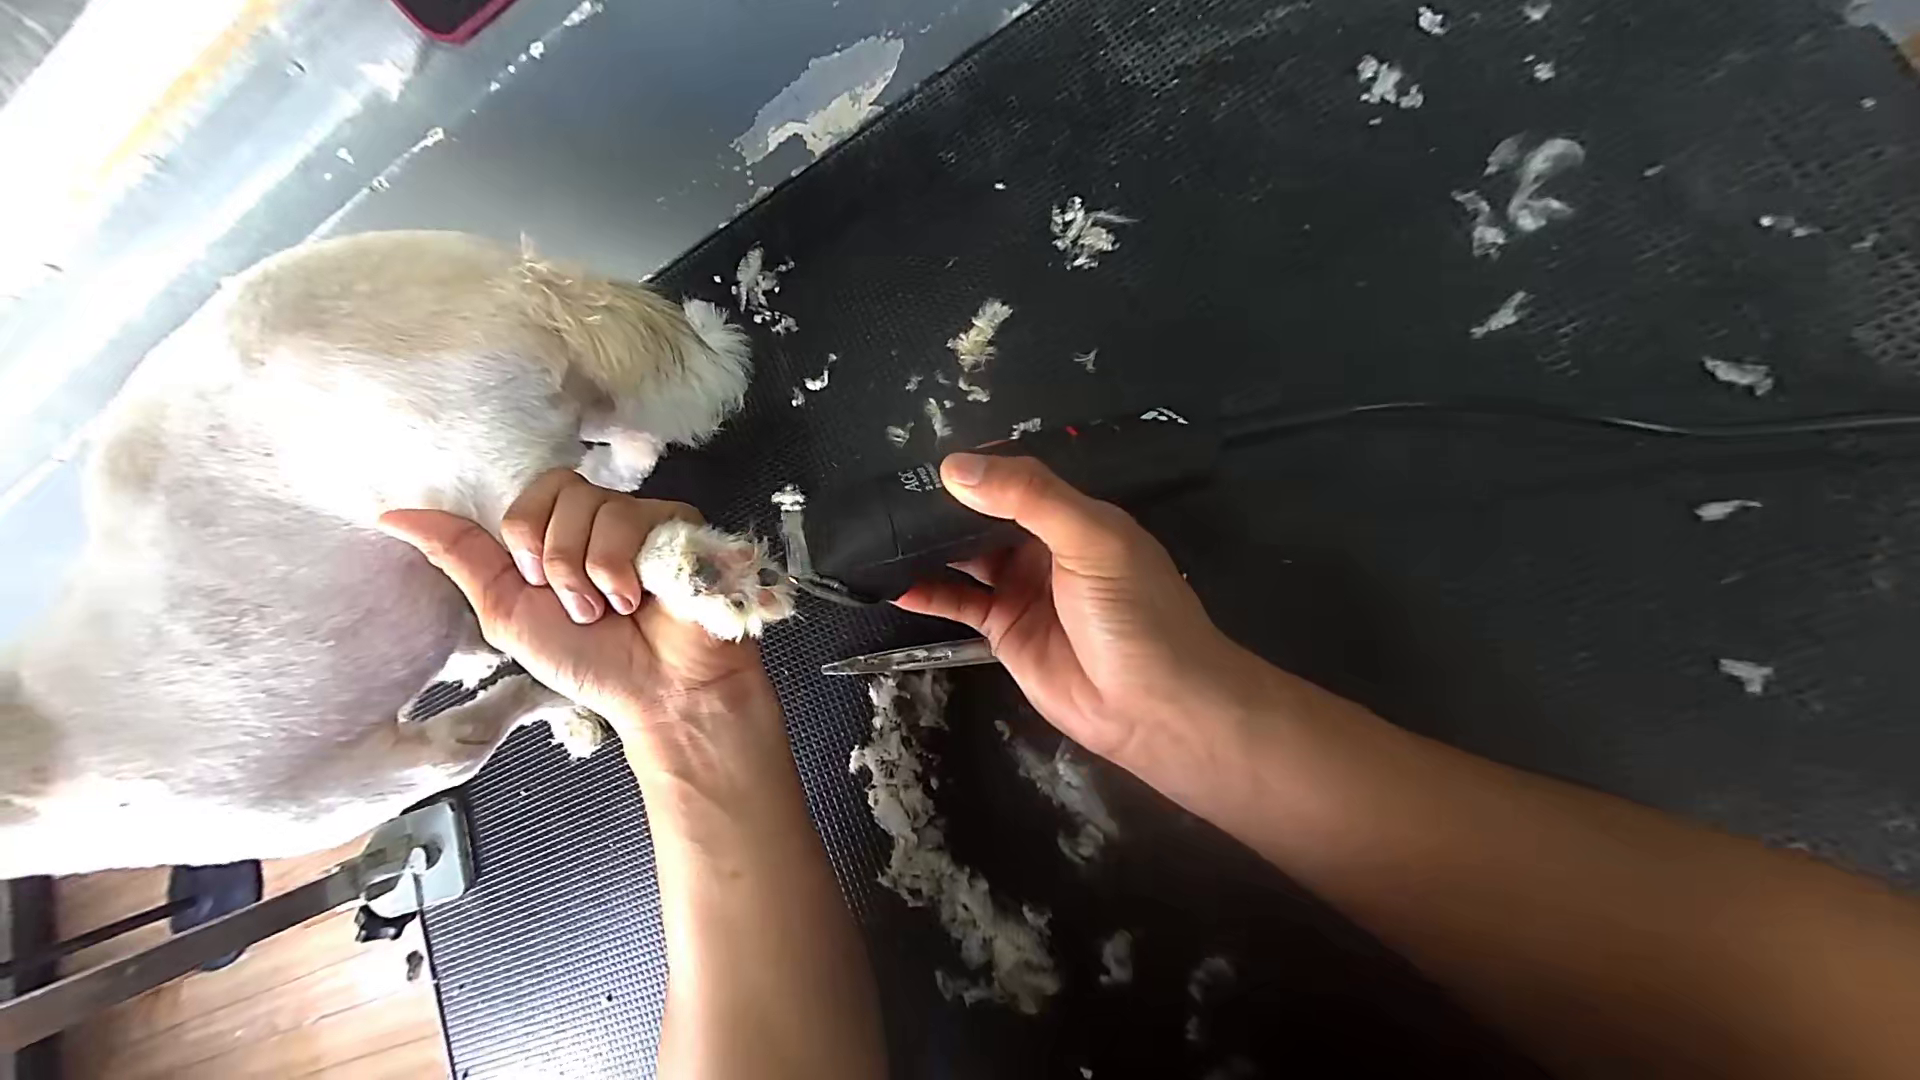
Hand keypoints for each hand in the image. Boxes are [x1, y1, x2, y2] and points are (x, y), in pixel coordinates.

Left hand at [378, 469, 768, 732]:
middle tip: (579, 605)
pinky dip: (620, 566)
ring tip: (611, 608)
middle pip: (564, 490)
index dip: (526, 535)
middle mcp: (608, 520)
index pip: (535, 490)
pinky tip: (637, 597)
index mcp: (568, 534)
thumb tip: (393, 514)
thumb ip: (463, 558)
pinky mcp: (681, 526)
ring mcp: (647, 521)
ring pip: (598, 505)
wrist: (655, 688)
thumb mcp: (508, 612)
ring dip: (588, 570)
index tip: (538, 585)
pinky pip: (635, 517)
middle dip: (556, 558)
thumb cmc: (590, 660)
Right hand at [894, 454, 1268, 766]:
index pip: (1015, 478)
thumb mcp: (1092, 540)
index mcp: (1071, 514)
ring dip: (929, 546)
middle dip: (944, 505)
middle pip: (984, 516)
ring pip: (965, 556)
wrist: (1152, 708)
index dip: (975, 467)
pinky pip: (958, 602)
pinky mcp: (1003, 628)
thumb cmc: (1135, 613)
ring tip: (884, 532)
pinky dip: (927, 593)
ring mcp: (1021, 587)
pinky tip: (895, 585)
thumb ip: (1030, 498)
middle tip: (891, 494)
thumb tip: (957, 467)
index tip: (924, 458)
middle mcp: (1043, 545)